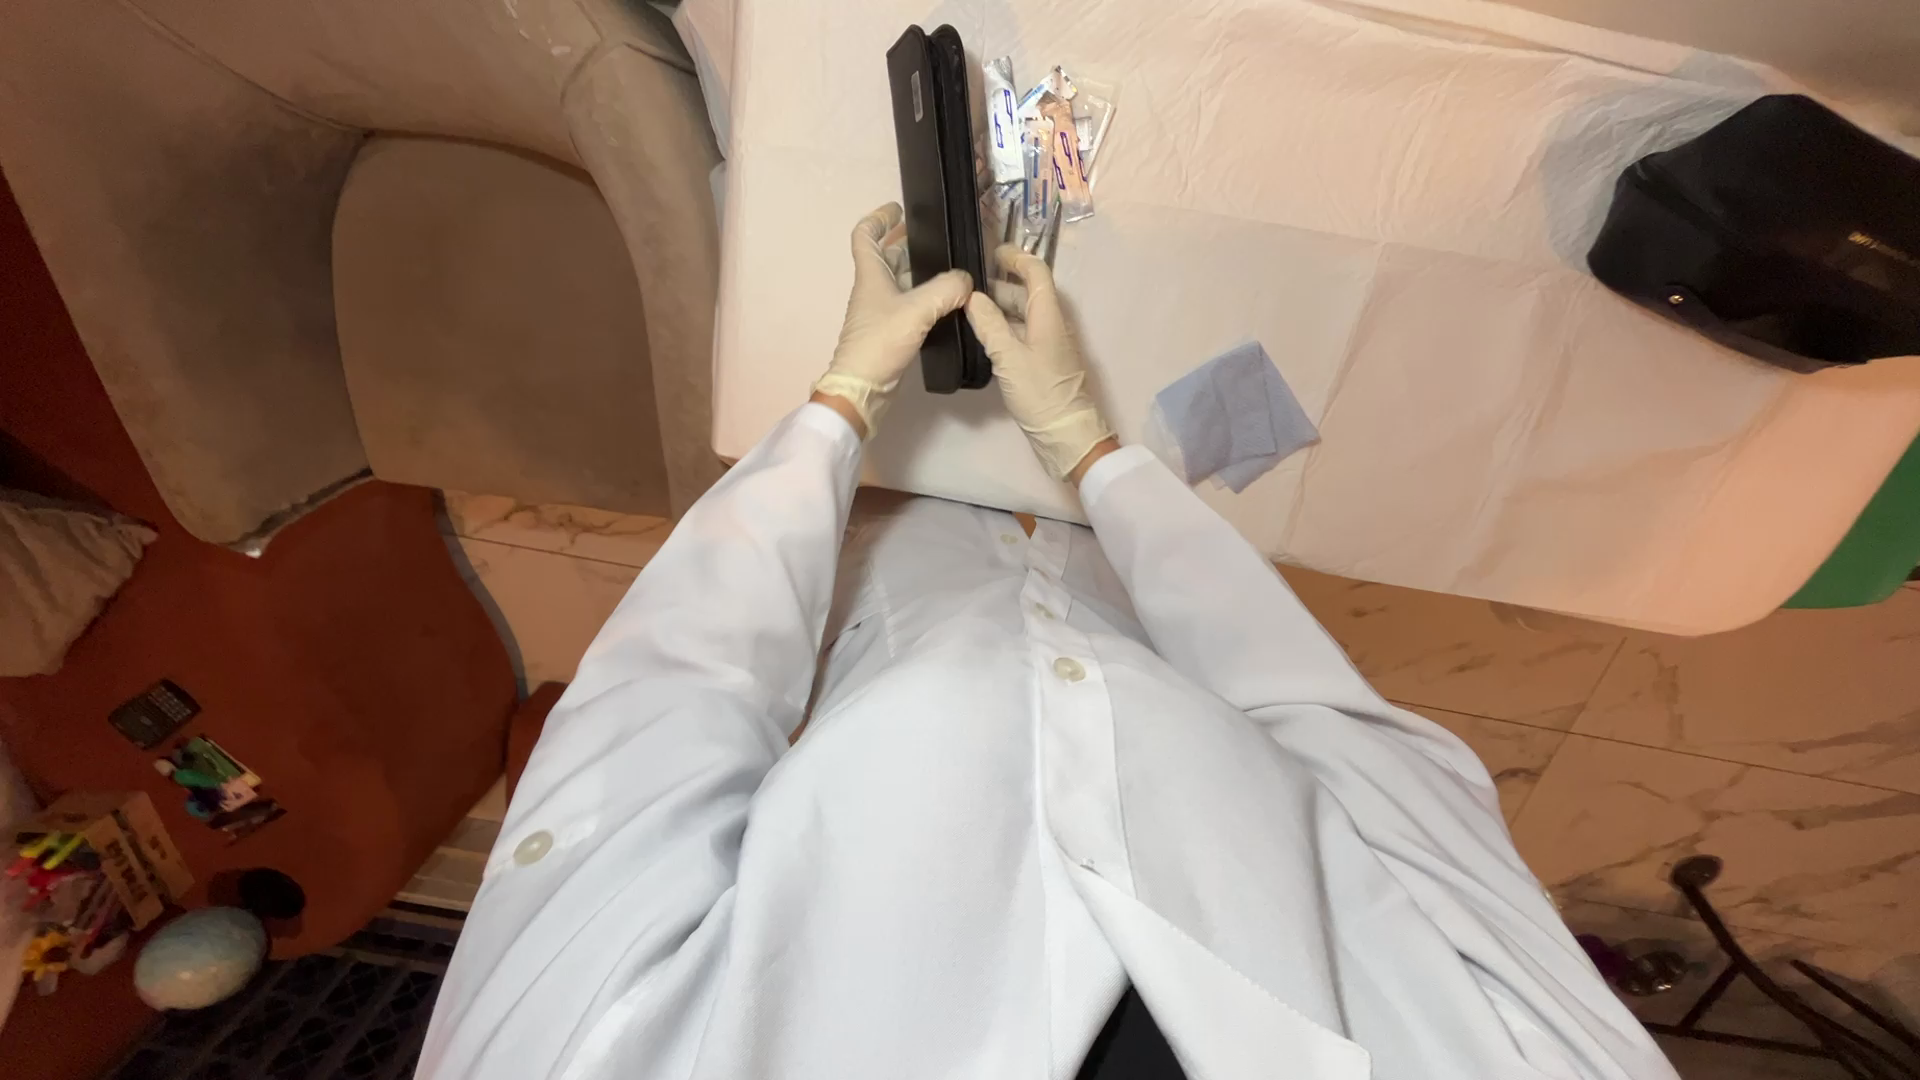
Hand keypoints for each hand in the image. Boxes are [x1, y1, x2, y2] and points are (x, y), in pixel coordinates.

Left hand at [811, 203, 971, 438]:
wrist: (862, 391)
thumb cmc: (880, 344)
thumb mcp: (916, 310)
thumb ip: (945, 290)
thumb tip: (966, 282)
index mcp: (870, 276)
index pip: (865, 236)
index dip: (878, 219)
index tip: (898, 209)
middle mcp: (872, 292)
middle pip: (886, 259)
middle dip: (907, 246)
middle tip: (935, 242)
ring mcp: (880, 315)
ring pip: (899, 285)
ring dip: (919, 276)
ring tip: (949, 273)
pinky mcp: (889, 336)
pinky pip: (907, 309)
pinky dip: (924, 302)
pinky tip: (945, 307)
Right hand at [964, 244, 1114, 481]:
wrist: (1066, 435)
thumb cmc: (1040, 393)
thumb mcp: (1008, 357)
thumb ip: (989, 324)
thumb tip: (973, 298)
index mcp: (1048, 315)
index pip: (1036, 272)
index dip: (1016, 258)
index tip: (992, 253)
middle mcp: (1052, 325)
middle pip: (1028, 294)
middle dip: (1001, 285)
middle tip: (969, 287)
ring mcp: (1050, 346)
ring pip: (1025, 317)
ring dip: (1001, 310)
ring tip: (971, 311)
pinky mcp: (1044, 365)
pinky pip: (1024, 337)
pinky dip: (1006, 331)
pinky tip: (986, 339)